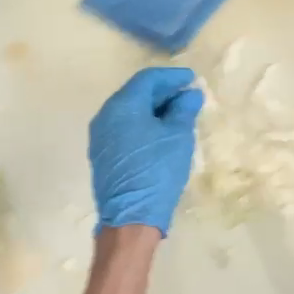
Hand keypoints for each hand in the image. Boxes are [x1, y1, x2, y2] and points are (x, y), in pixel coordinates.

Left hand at [88, 68, 203, 235]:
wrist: (131, 217)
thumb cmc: (157, 170)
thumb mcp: (177, 136)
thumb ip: (184, 109)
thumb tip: (190, 94)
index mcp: (122, 106)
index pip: (147, 79)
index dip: (172, 77)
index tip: (192, 79)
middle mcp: (105, 116)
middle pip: (136, 93)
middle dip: (163, 91)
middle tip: (187, 95)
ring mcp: (101, 137)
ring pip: (129, 111)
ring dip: (153, 108)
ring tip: (177, 113)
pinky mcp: (103, 154)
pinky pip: (124, 127)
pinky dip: (143, 123)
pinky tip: (161, 132)